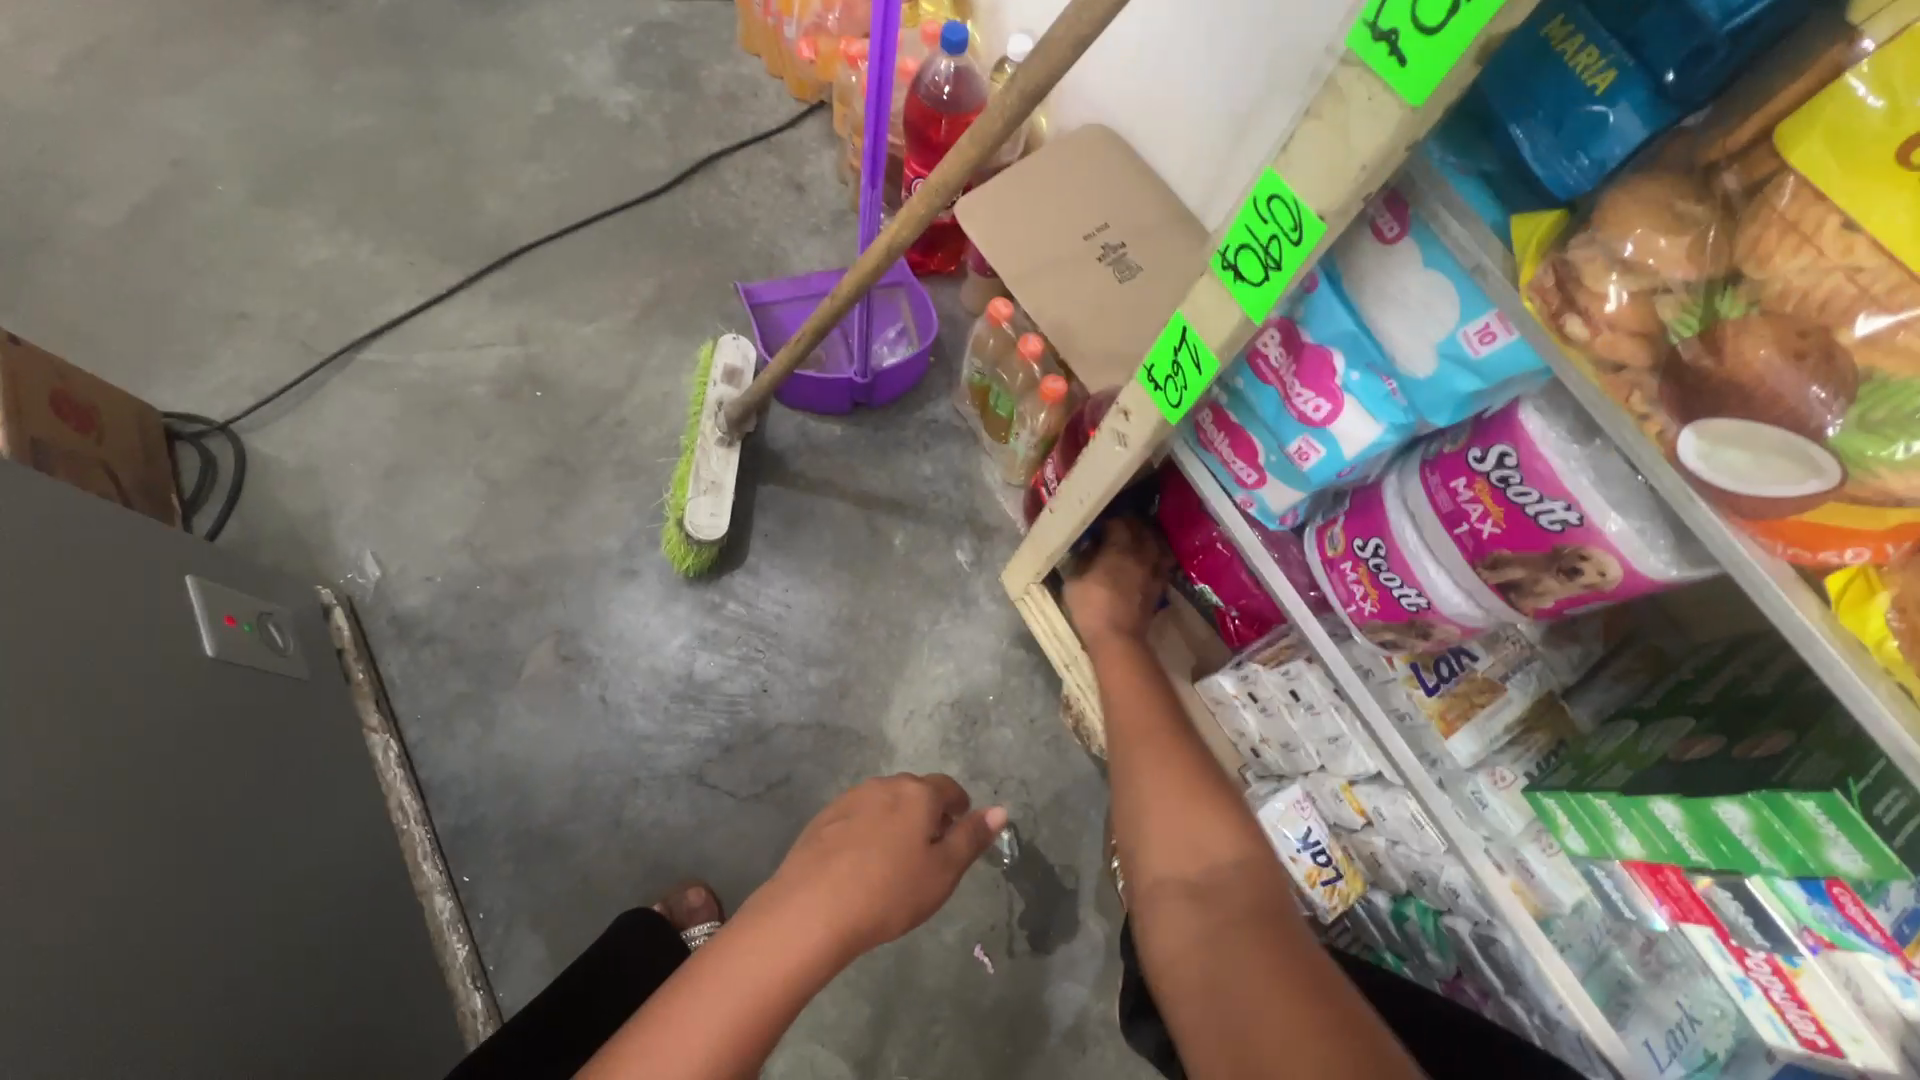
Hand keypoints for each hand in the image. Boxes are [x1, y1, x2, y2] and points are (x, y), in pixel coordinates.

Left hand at [758, 774, 1007, 961]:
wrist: (812, 909)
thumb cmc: (890, 892)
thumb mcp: (943, 872)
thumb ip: (972, 837)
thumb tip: (1000, 810)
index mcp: (918, 794)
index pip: (948, 788)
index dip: (959, 808)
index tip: (959, 831)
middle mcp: (884, 786)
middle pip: (915, 792)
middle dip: (927, 814)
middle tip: (929, 852)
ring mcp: (850, 799)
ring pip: (884, 803)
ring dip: (895, 822)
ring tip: (894, 861)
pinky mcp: (823, 819)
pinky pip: (857, 818)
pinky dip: (867, 832)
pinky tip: (861, 866)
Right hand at [1063, 517, 1170, 648]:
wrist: (1117, 638)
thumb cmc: (1090, 608)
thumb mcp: (1073, 582)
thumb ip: (1081, 561)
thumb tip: (1086, 550)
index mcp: (1119, 548)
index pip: (1119, 522)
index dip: (1109, 521)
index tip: (1100, 526)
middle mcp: (1141, 553)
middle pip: (1142, 529)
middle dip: (1131, 524)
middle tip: (1119, 527)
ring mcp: (1154, 570)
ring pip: (1158, 544)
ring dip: (1149, 537)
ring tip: (1139, 539)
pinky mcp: (1160, 585)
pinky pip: (1164, 563)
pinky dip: (1158, 556)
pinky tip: (1149, 560)